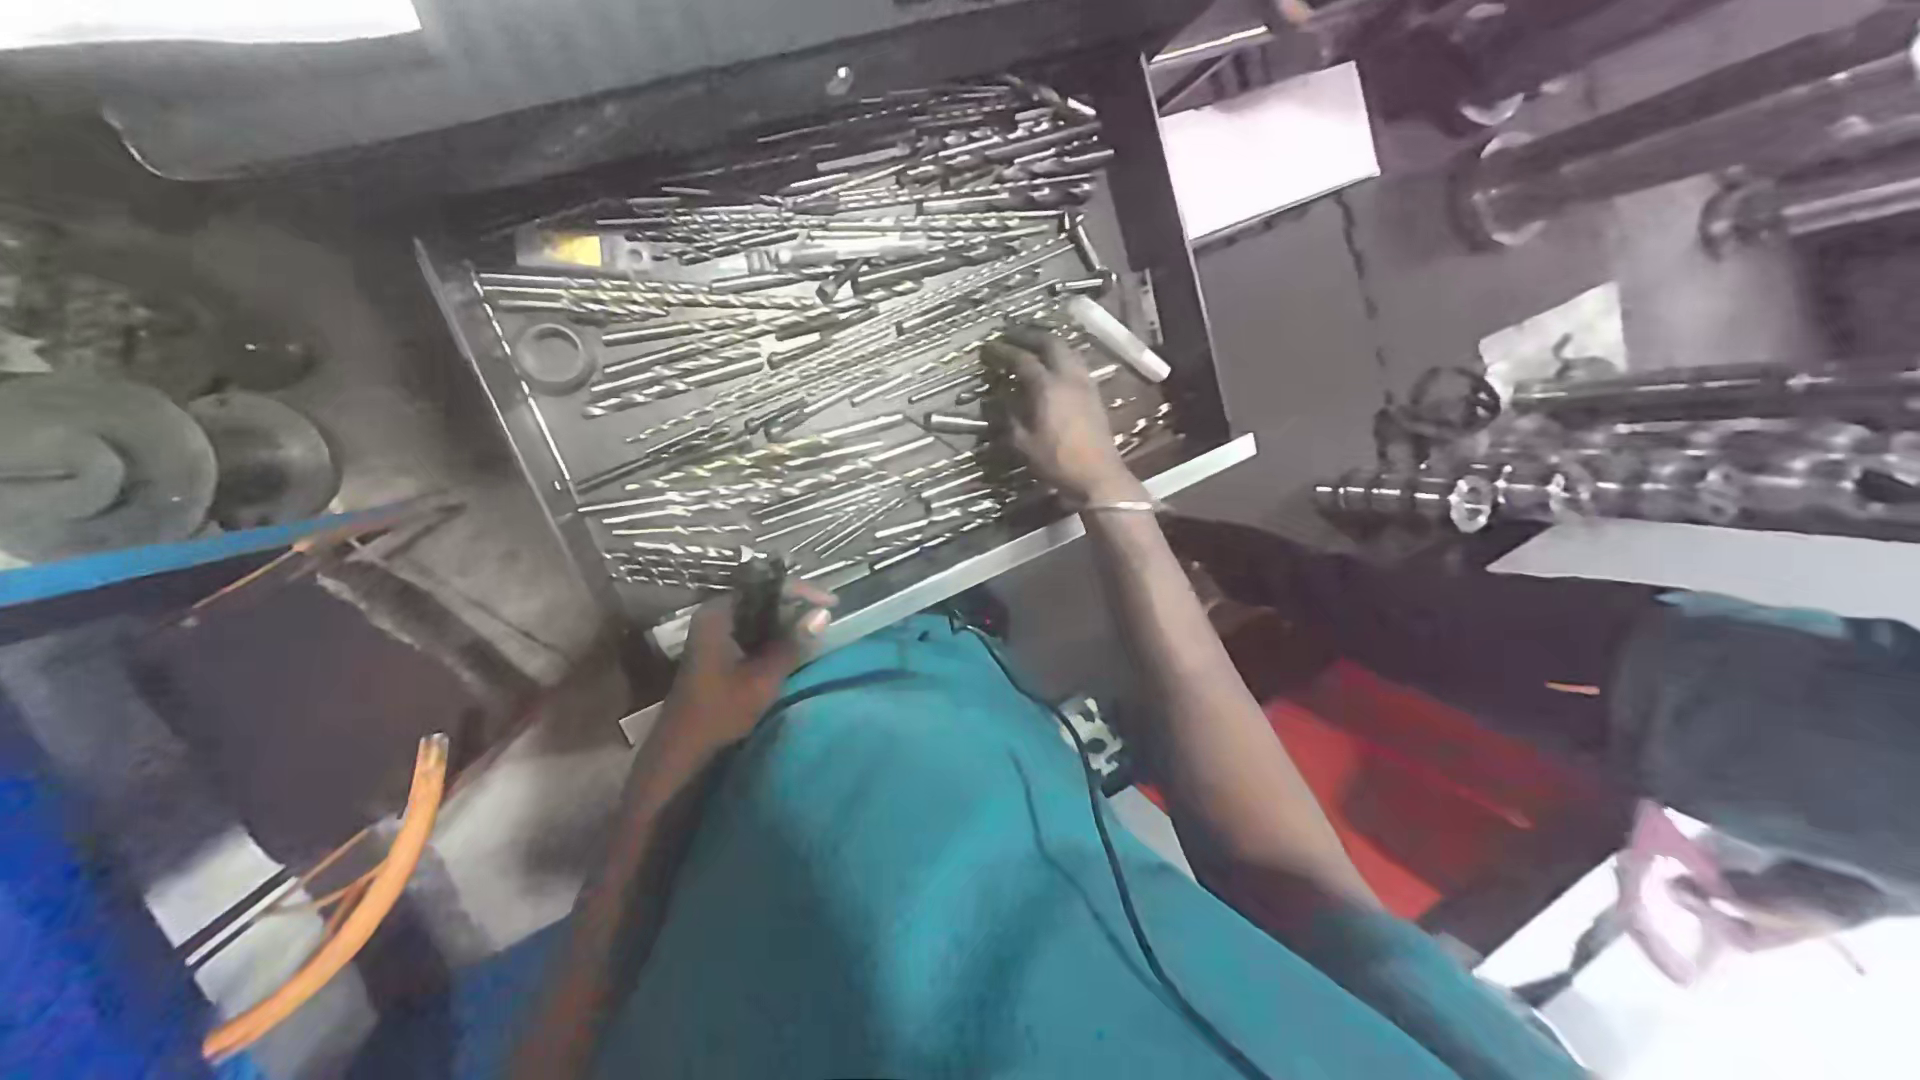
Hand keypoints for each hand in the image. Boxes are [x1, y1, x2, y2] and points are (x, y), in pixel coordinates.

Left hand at [657, 584, 834, 750]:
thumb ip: (794, 643)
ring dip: (787, 620)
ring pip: (760, 615)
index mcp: (718, 614)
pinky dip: (775, 634)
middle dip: (796, 604)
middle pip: (763, 598)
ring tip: (818, 625)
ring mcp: (715, 632)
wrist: (683, 748)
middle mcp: (715, 615)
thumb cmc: (720, 711)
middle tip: (827, 613)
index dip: (801, 591)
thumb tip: (824, 613)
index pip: (765, 587)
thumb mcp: (763, 677)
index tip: (831, 602)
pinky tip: (796, 642)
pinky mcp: (720, 649)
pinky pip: (754, 630)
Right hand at [984, 327, 1146, 503]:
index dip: (1002, 351)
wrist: (1098, 476)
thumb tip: (996, 400)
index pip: (1021, 359)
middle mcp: (1068, 376)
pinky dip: (1061, 356)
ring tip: (1032, 347)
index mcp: (1047, 387)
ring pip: (1067, 349)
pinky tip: (1053, 366)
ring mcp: (1085, 383)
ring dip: (1047, 343)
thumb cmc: (1057, 461)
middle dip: (1028, 336)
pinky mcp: (1094, 393)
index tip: (987, 348)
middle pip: (1049, 342)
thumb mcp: (1023, 443)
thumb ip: (1008, 417)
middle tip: (1010, 336)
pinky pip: (1076, 363)